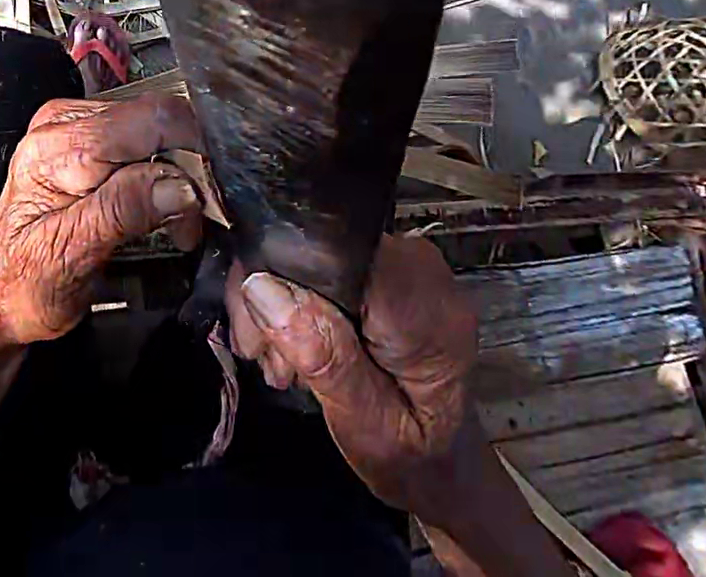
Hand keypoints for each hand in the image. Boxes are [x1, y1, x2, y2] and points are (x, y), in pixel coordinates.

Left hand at [0, 92, 204, 345]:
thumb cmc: (23, 285)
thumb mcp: (70, 257)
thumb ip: (121, 212)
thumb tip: (179, 185)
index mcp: (55, 146)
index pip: (149, 121)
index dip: (191, 155)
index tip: (206, 201)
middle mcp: (64, 122)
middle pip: (158, 117)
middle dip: (188, 166)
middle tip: (190, 221)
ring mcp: (78, 125)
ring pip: (158, 126)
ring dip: (180, 172)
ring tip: (175, 221)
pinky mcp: (91, 136)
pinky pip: (147, 137)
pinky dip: (166, 170)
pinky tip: (160, 204)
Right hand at [226, 234, 478, 523]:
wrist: (439, 456)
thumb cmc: (412, 454)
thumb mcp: (368, 430)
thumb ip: (324, 360)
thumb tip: (266, 290)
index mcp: (427, 314)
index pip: (338, 258)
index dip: (290, 282)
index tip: (269, 334)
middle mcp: (421, 272)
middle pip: (319, 248)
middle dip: (276, 294)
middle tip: (271, 356)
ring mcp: (402, 260)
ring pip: (311, 248)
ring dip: (279, 295)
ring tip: (284, 356)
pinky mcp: (380, 260)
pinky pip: (321, 256)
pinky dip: (295, 290)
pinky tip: (296, 335)